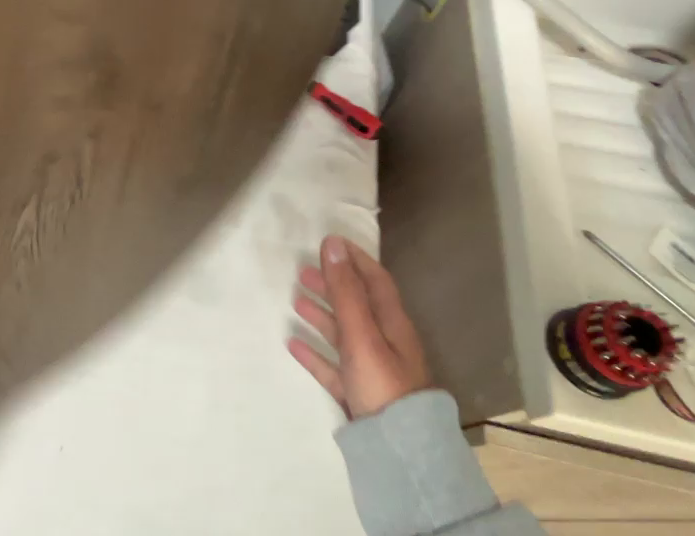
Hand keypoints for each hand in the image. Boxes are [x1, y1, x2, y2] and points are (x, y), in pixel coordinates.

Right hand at [288, 235, 431, 417]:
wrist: (399, 450)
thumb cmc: (382, 384)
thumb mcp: (361, 333)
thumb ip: (345, 291)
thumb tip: (333, 244)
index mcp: (392, 324)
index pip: (375, 281)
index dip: (355, 260)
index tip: (330, 243)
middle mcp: (384, 342)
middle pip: (356, 305)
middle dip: (332, 285)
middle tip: (302, 271)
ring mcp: (372, 369)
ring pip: (344, 333)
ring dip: (322, 315)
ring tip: (295, 301)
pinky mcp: (359, 393)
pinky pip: (334, 365)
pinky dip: (315, 352)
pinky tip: (295, 344)